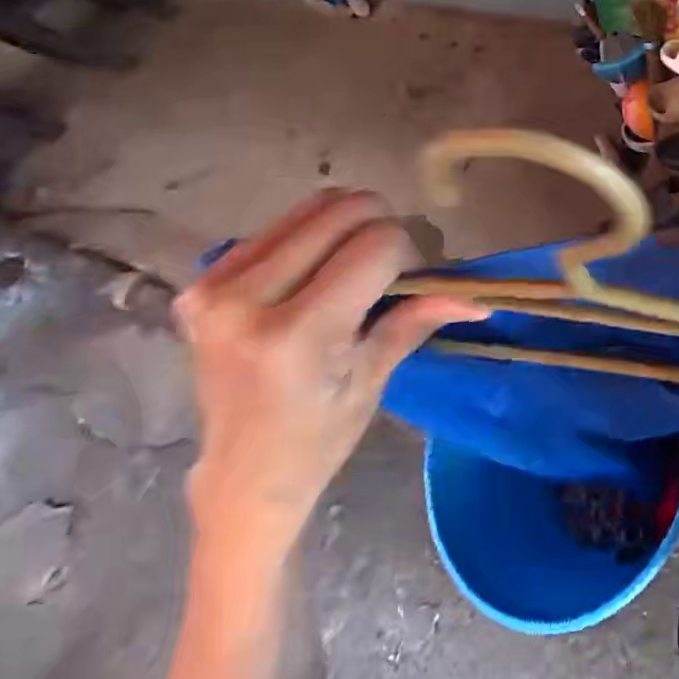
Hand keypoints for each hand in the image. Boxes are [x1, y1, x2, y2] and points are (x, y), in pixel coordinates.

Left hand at [173, 191, 482, 552]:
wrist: (242, 472)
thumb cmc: (319, 437)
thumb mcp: (375, 377)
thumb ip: (418, 318)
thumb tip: (476, 296)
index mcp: (297, 334)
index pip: (377, 246)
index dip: (410, 254)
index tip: (414, 283)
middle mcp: (247, 298)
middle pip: (343, 212)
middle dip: (383, 229)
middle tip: (389, 270)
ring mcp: (216, 285)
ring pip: (312, 206)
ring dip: (349, 226)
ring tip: (355, 267)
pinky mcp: (202, 280)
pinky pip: (279, 224)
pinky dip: (314, 234)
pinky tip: (319, 271)